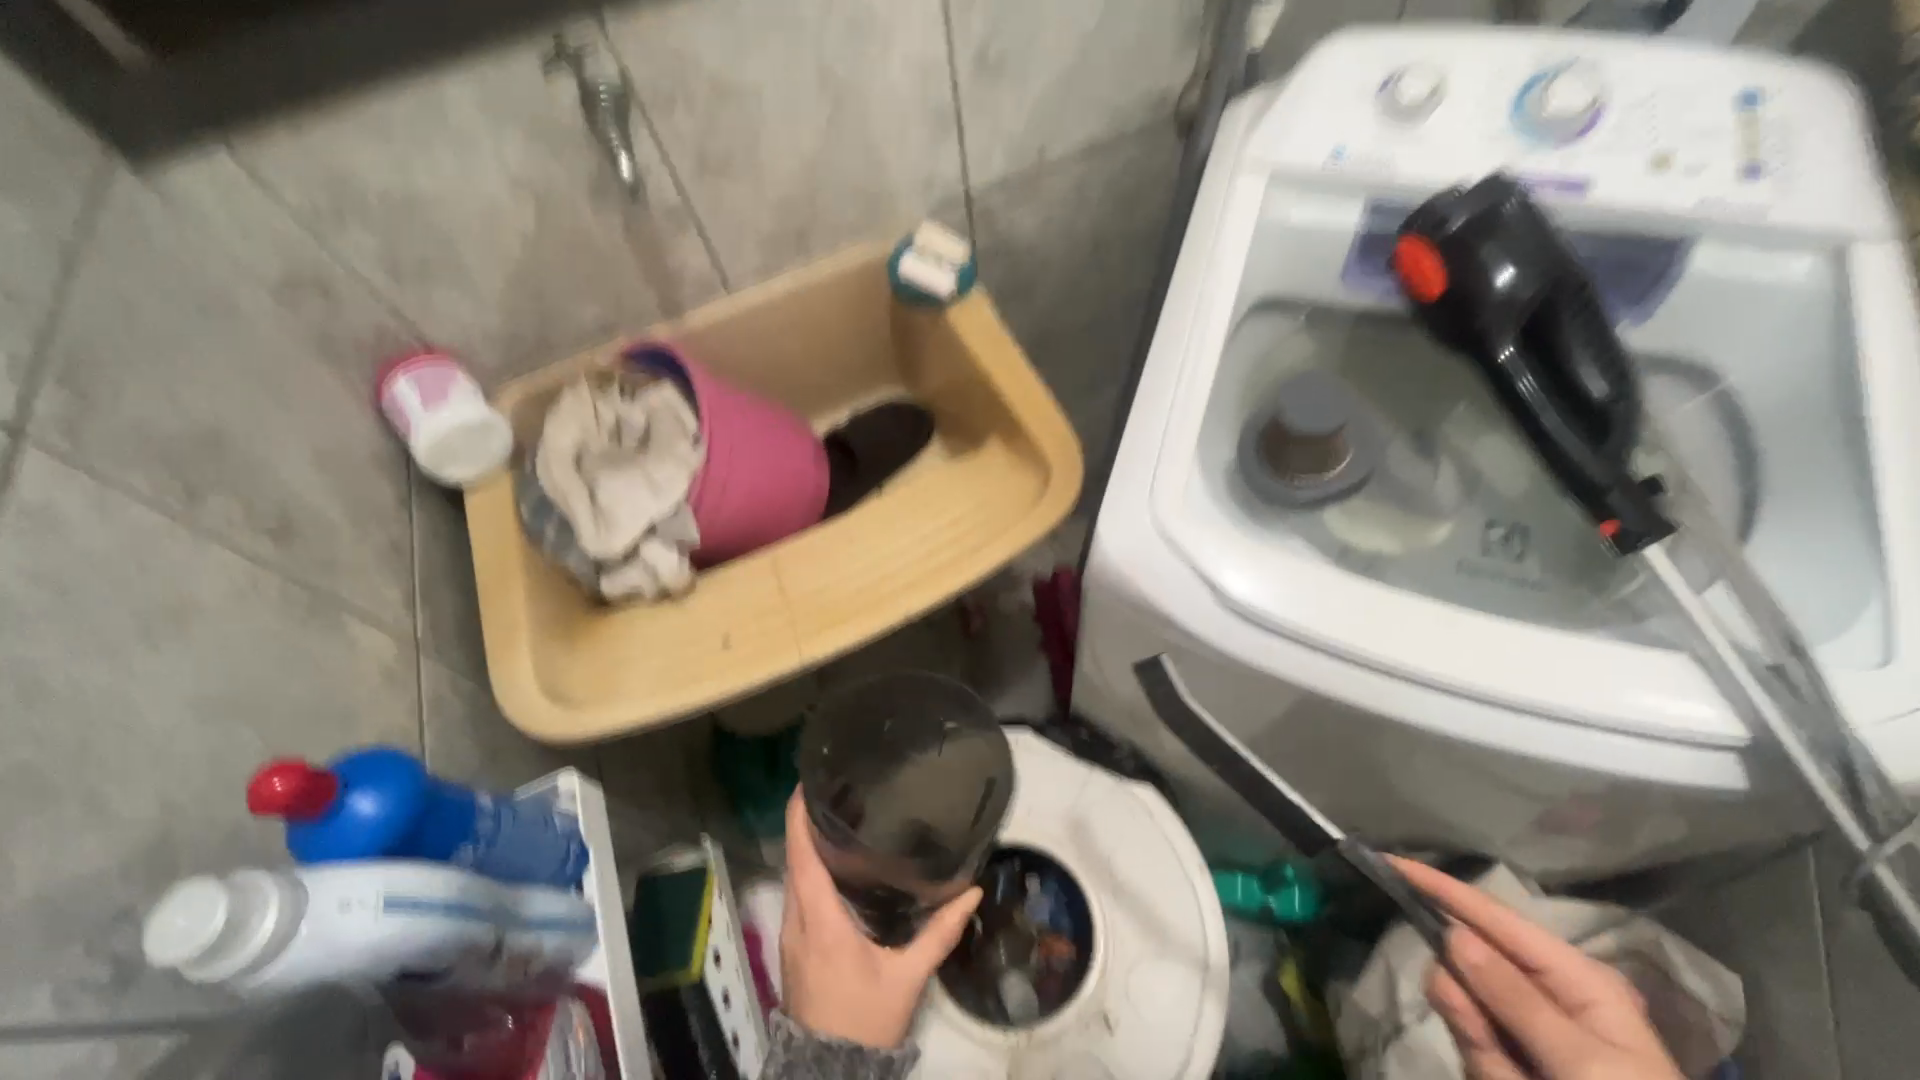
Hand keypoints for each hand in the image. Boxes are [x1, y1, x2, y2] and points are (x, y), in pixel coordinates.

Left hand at [779, 788, 981, 1049]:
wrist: (829, 1069)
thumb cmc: (866, 1020)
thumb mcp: (907, 978)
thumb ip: (938, 934)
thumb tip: (971, 892)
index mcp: (820, 922)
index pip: (802, 857)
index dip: (799, 817)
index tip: (808, 782)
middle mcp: (796, 921)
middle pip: (794, 861)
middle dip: (806, 823)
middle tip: (836, 792)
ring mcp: (789, 936)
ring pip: (793, 879)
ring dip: (805, 847)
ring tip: (837, 818)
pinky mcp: (792, 948)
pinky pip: (796, 896)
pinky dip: (808, 871)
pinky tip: (834, 866)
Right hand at [1390, 857, 1685, 1079]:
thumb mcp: (1583, 1062)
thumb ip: (1514, 999)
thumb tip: (1452, 933)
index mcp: (1574, 977)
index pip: (1493, 917)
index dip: (1440, 887)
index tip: (1387, 861)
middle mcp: (1545, 992)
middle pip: (1468, 969)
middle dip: (1470, 1013)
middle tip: (1501, 1060)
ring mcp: (1526, 1029)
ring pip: (1465, 1015)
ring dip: (1488, 1057)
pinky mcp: (1512, 1058)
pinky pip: (1474, 1052)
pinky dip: (1491, 1074)